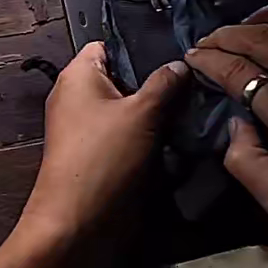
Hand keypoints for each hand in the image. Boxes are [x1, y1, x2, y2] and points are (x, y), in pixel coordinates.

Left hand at [17, 42, 187, 262]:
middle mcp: (76, 96)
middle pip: (122, 77)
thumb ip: (164, 84)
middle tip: (192, 84)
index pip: (109, 44)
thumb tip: (181, 64)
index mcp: (77, 75)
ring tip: (191, 110)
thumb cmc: (102, 158)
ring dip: (154, 111)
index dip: (140, 47)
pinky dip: (145, 135)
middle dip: (154, 81)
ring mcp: (84, 126)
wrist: (75, 222)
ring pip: (127, 107)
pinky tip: (175, 138)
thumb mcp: (142, 114)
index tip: (176, 53)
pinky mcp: (95, 153)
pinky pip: (124, 133)